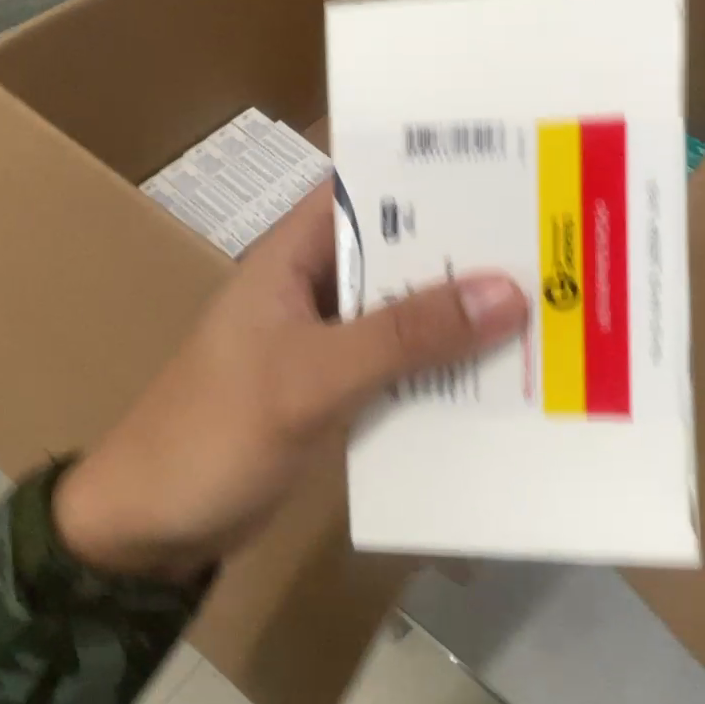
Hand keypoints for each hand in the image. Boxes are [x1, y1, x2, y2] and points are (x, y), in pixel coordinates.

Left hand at [51, 184, 527, 578]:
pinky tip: (500, 377)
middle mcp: (314, 286)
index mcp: (293, 255)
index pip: (367, 189)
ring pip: (406, 313)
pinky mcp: (335, 391)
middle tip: (554, 244)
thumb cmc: (213, 435)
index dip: (432, 176)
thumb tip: (507, 292)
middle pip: (400, 254)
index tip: (512, 172)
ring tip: (548, 304)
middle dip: (466, 252)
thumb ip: (403, 336)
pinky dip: (441, 369)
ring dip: (460, 316)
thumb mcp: (309, 379)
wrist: (150, 531)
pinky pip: (401, 367)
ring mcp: (326, 342)